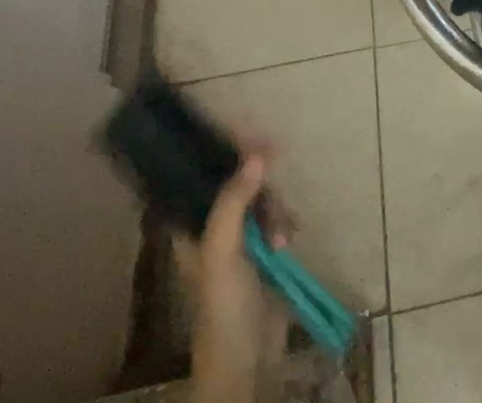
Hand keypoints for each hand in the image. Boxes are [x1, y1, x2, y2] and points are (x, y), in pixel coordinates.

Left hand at [175, 147, 297, 392]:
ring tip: (282, 236)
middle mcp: (213, 228)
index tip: (245, 125)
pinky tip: (291, 242)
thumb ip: (234, 203)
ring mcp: (241, 241)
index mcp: (190, 227)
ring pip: (262, 201)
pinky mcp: (266, 253)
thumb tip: (255, 156)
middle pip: (237, 182)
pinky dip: (287, 226)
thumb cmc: (222, 305)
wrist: (248, 357)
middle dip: (258, 175)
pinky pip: (279, 222)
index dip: (220, 148)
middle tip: (276, 151)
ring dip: (276, 210)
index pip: (201, 175)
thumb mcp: (222, 252)